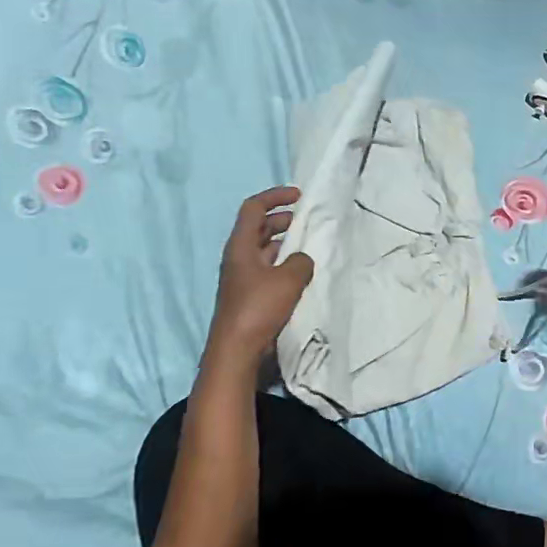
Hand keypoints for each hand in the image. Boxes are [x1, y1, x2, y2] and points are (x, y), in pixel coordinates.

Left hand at [206, 186, 314, 362]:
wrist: (237, 349)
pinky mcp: (249, 296)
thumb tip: (302, 260)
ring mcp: (243, 278)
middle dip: (283, 219)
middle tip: (307, 222)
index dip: (275, 196)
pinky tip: (302, 275)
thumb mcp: (288, 279)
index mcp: (240, 246)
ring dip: (285, 244)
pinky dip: (284, 265)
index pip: (253, 208)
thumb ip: (300, 261)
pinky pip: (268, 270)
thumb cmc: (259, 307)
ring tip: (309, 247)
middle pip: (258, 227)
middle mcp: (238, 258)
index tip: (299, 196)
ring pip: (265, 250)